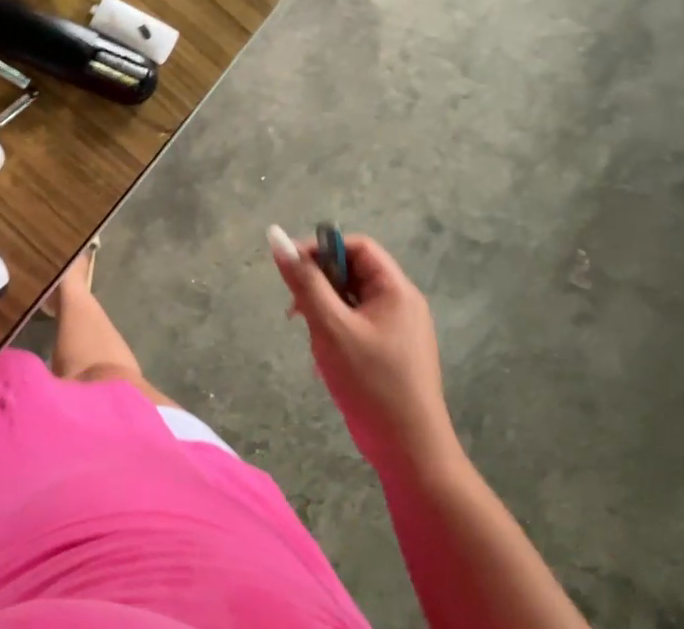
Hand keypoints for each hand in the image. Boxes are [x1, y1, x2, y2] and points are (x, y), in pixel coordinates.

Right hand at [268, 226, 460, 478]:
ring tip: (307, 333)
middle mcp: (400, 304)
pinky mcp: (388, 352)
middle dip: (318, 283)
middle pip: (353, 272)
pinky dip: (333, 329)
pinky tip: (323, 355)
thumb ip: (303, 281)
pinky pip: (355, 324)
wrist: (407, 446)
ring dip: (322, 308)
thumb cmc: (370, 380)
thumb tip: (276, 238)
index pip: (358, 247)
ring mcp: (396, 330)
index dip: (321, 248)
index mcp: (396, 291)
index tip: (290, 267)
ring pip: (350, 299)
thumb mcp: (330, 326)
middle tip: (295, 307)